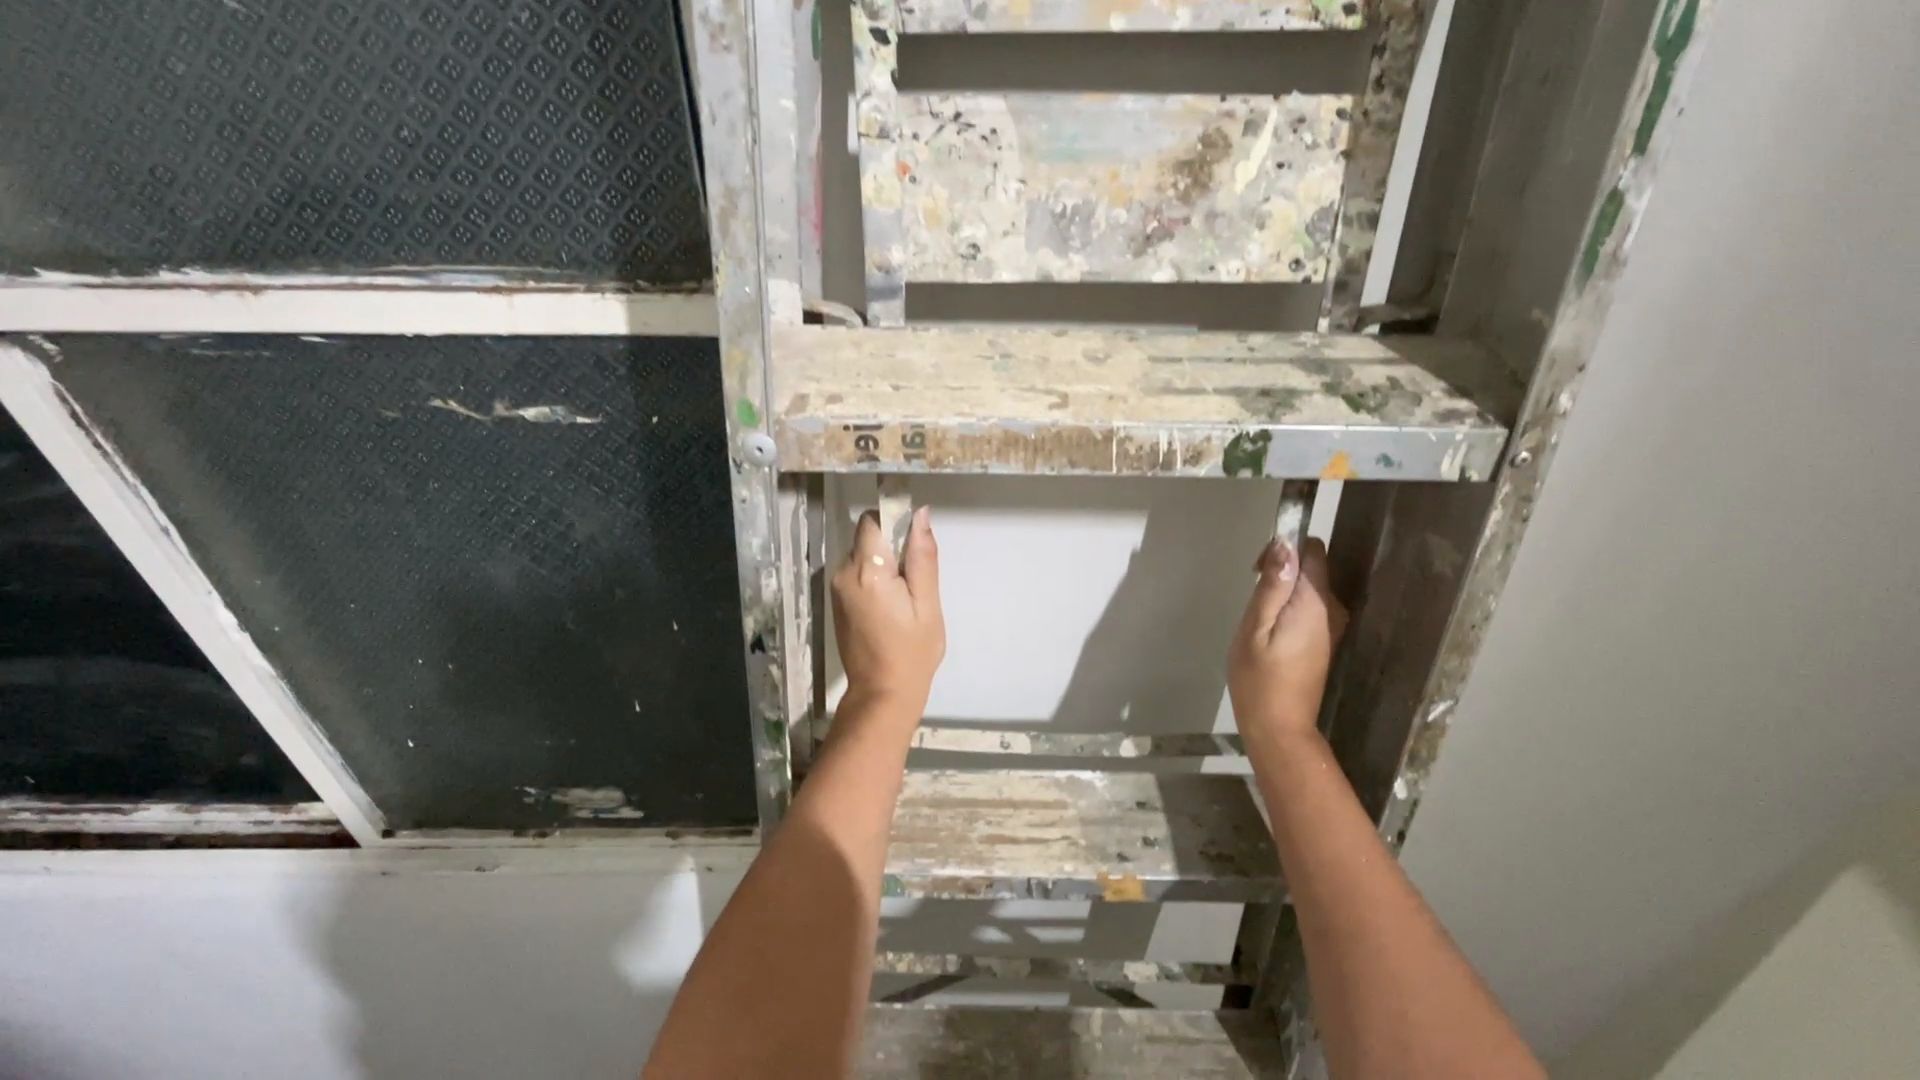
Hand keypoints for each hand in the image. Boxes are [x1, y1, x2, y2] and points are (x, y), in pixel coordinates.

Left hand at [832, 506, 944, 711]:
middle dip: (892, 547)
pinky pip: (857, 573)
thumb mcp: (927, 604)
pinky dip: (875, 579)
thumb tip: (919, 515)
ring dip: (884, 564)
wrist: (882, 692)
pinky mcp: (838, 600)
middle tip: (915, 581)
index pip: (873, 521)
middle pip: (867, 537)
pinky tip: (891, 606)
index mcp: (867, 572)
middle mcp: (844, 574)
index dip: (894, 521)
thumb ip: (922, 556)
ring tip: (904, 598)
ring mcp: (837, 588)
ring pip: (863, 555)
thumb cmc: (912, 652)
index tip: (914, 542)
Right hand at [1228, 538, 1347, 745]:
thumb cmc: (1259, 677)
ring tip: (1257, 618)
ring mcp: (1331, 626)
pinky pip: (1308, 607)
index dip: (1284, 549)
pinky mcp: (1324, 640)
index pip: (1312, 550)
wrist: (1279, 726)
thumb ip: (1272, 586)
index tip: (1257, 570)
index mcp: (1316, 602)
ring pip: (1308, 588)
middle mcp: (1331, 609)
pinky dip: (1288, 608)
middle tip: (1253, 597)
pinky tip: (1269, 632)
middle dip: (1281, 570)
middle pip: (1311, 567)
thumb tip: (1285, 543)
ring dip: (1282, 591)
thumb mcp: (1255, 627)